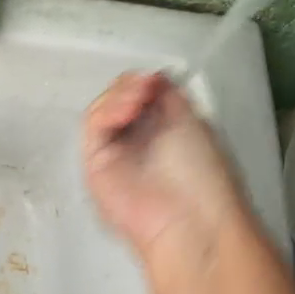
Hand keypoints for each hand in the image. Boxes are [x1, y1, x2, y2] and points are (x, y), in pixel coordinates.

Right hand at [82, 71, 250, 277]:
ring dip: (117, 96)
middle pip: (117, 98)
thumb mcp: (193, 124)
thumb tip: (151, 75)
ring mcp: (114, 152)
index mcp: (162, 129)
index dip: (144, 81)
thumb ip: (169, 97)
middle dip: (129, 86)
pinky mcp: (94, 163)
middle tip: (145, 89)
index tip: (155, 80)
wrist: (189, 218)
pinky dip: (106, 112)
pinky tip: (126, 111)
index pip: (140, 93)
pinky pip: (92, 127)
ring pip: (101, 110)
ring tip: (137, 99)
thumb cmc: (201, 175)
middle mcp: (135, 139)